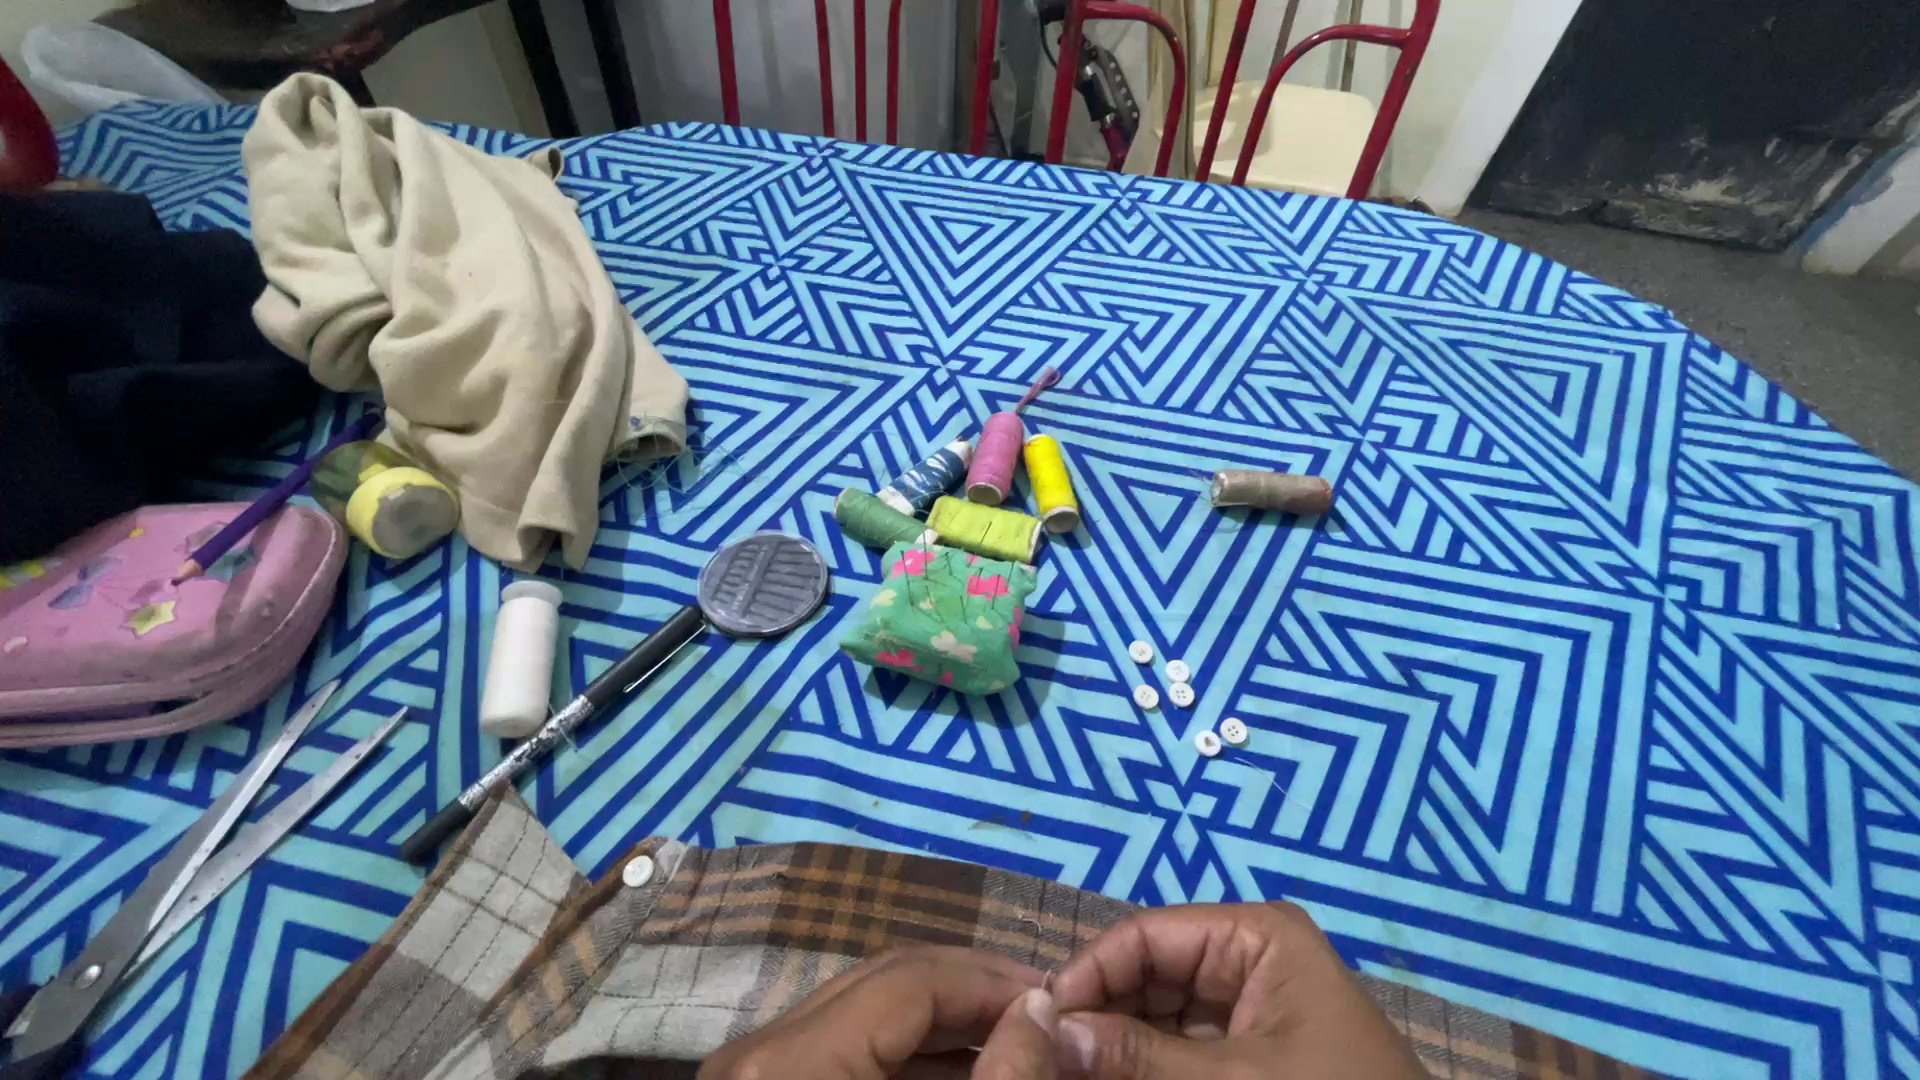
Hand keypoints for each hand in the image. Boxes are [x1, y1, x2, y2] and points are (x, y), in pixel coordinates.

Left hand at [698, 945, 1044, 1079]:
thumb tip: (1038, 1005)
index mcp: (791, 1062)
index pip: (909, 978)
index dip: (991, 978)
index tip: (1055, 995)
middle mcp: (761, 1046)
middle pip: (887, 980)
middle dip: (972, 988)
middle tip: (1043, 1008)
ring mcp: (756, 1066)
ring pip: (868, 1009)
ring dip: (945, 1017)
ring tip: (1013, 1032)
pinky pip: (846, 1045)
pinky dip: (908, 1049)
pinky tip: (958, 1063)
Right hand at [1047, 901, 1423, 1079]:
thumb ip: (1138, 1057)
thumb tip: (1049, 1032)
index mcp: (1255, 936)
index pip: (1148, 934)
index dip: (1090, 971)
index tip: (1042, 1017)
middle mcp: (1248, 959)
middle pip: (1149, 974)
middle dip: (1100, 1014)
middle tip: (1049, 1055)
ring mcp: (1248, 1010)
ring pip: (1157, 1016)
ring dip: (1115, 1046)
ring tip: (1069, 1068)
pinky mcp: (1248, 1056)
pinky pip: (1180, 1051)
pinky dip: (1143, 1068)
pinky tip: (1105, 1078)